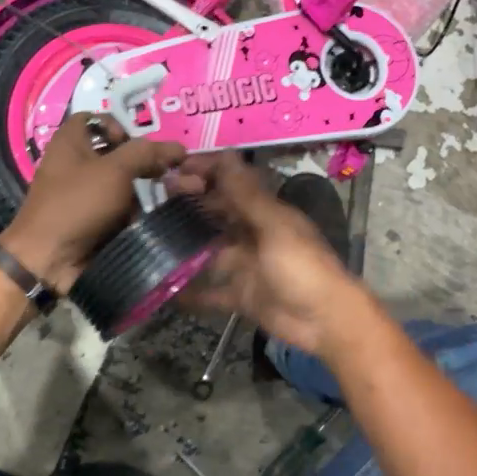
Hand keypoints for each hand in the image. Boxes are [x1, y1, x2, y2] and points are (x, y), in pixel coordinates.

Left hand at [0, 115, 185, 291]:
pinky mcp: (95, 224)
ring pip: (126, 186)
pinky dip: (141, 214)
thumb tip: (176, 148)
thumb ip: (145, 153)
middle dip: (148, 163)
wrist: (50, 260)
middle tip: (172, 173)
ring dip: (150, 191)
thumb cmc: (77, 203)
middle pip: (117, 155)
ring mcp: (85, 197)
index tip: (133, 142)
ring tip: (180, 197)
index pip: (93, 119)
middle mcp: (76, 166)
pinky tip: (162, 218)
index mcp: (70, 143)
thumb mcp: (114, 170)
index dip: (116, 125)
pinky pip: (123, 212)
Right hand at [175, 154, 372, 356]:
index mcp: (265, 212)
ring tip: (151, 237)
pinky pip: (211, 292)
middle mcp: (252, 234)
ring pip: (210, 250)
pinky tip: (165, 288)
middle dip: (190, 204)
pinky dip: (191, 291)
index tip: (175, 171)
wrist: (325, 320)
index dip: (206, 172)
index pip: (232, 182)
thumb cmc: (302, 267)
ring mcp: (246, 266)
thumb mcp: (274, 226)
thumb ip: (246, 195)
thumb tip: (226, 154)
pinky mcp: (241, 295)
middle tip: (155, 201)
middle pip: (217, 213)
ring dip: (186, 243)